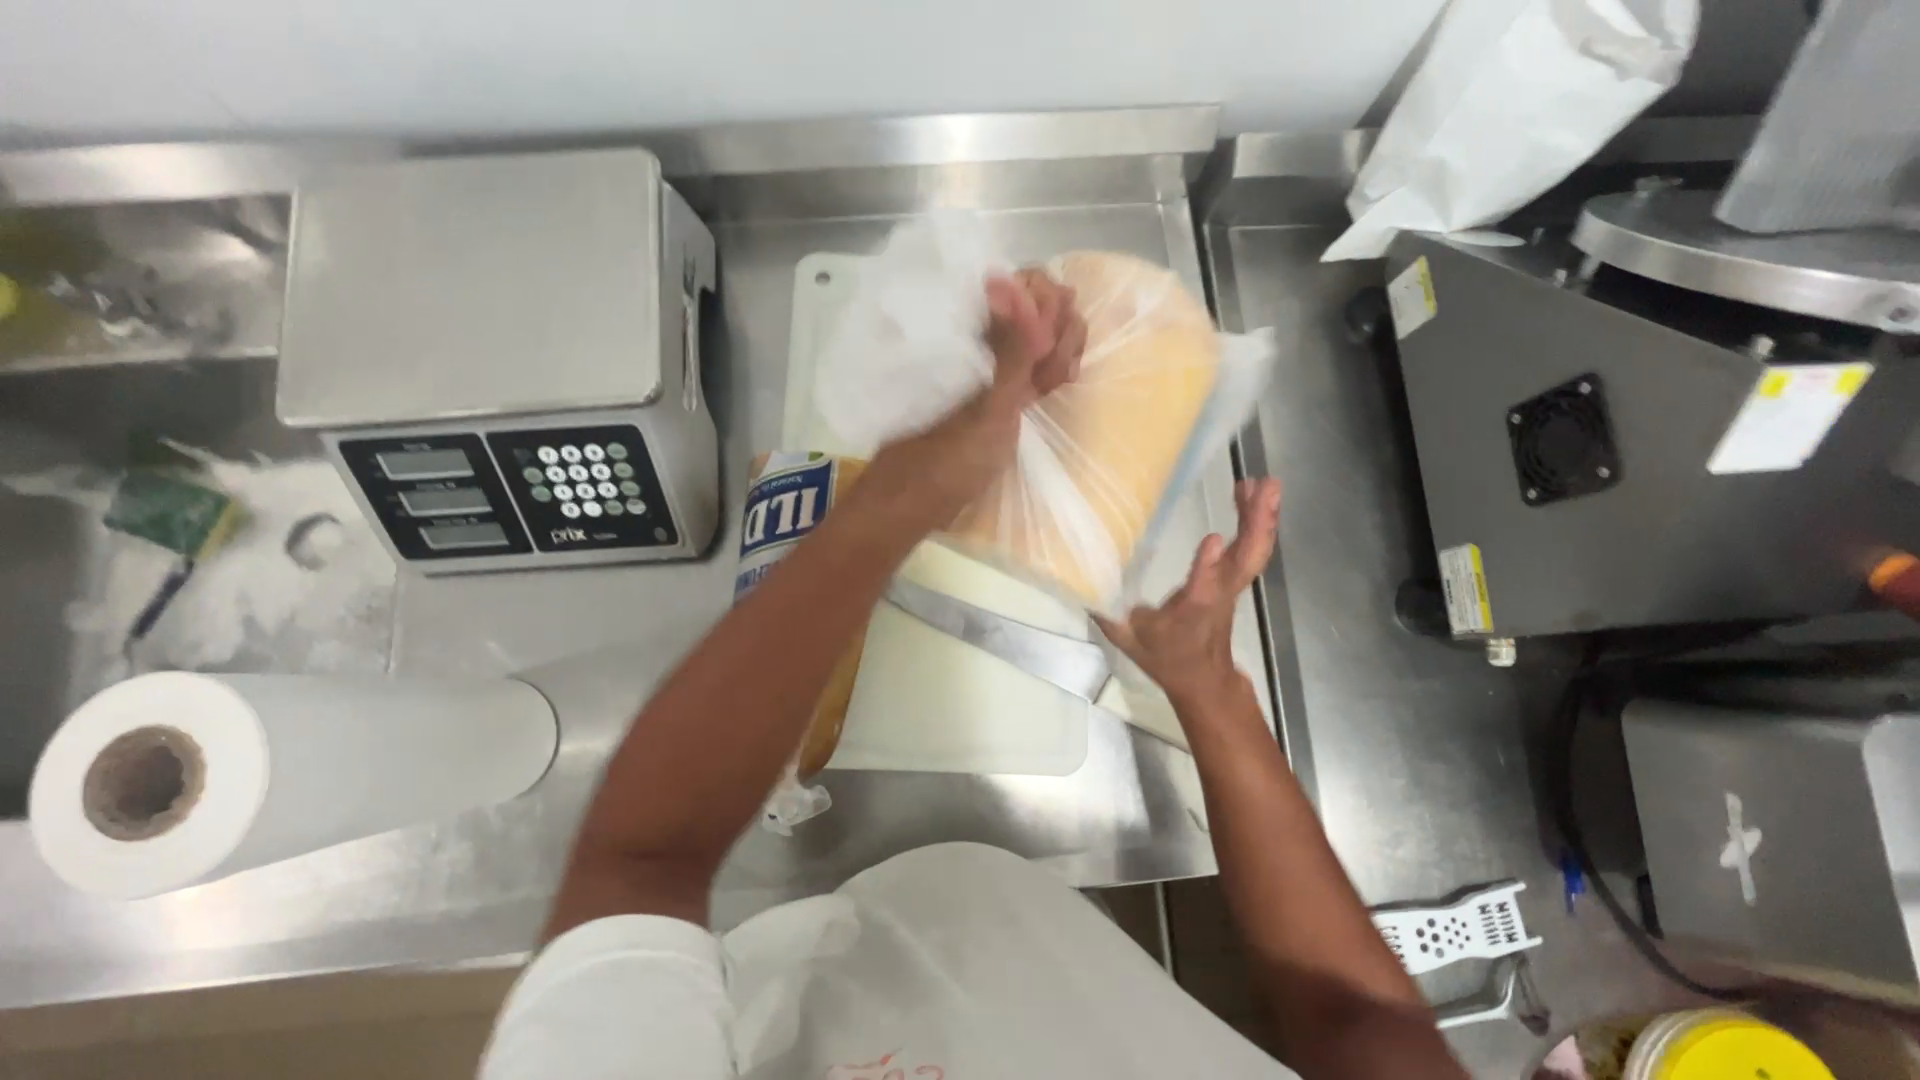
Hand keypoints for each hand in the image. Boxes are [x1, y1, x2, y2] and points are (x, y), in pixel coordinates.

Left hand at [857, 269, 1085, 531]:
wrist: (919, 499)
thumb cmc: (951, 458)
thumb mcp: (991, 404)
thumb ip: (1010, 345)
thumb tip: (1006, 277)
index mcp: (973, 325)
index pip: (1031, 281)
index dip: (1051, 311)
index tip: (1049, 353)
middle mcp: (983, 331)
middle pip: (1043, 301)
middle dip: (1061, 332)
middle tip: (1051, 379)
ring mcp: (993, 356)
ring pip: (1043, 330)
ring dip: (1060, 351)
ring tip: (1052, 387)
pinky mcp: (1000, 382)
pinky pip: (1035, 356)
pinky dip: (1050, 367)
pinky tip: (1052, 389)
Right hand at [1095, 478, 1280, 710]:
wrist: (1202, 679)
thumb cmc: (1165, 657)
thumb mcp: (1129, 641)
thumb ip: (1108, 611)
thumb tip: (1082, 580)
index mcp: (1190, 611)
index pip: (1202, 590)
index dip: (1207, 567)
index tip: (1213, 539)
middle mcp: (1218, 595)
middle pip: (1245, 561)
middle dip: (1257, 525)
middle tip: (1266, 487)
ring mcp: (1232, 586)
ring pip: (1255, 552)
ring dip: (1263, 516)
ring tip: (1267, 482)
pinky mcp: (1235, 579)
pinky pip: (1252, 549)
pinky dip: (1257, 520)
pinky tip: (1251, 493)